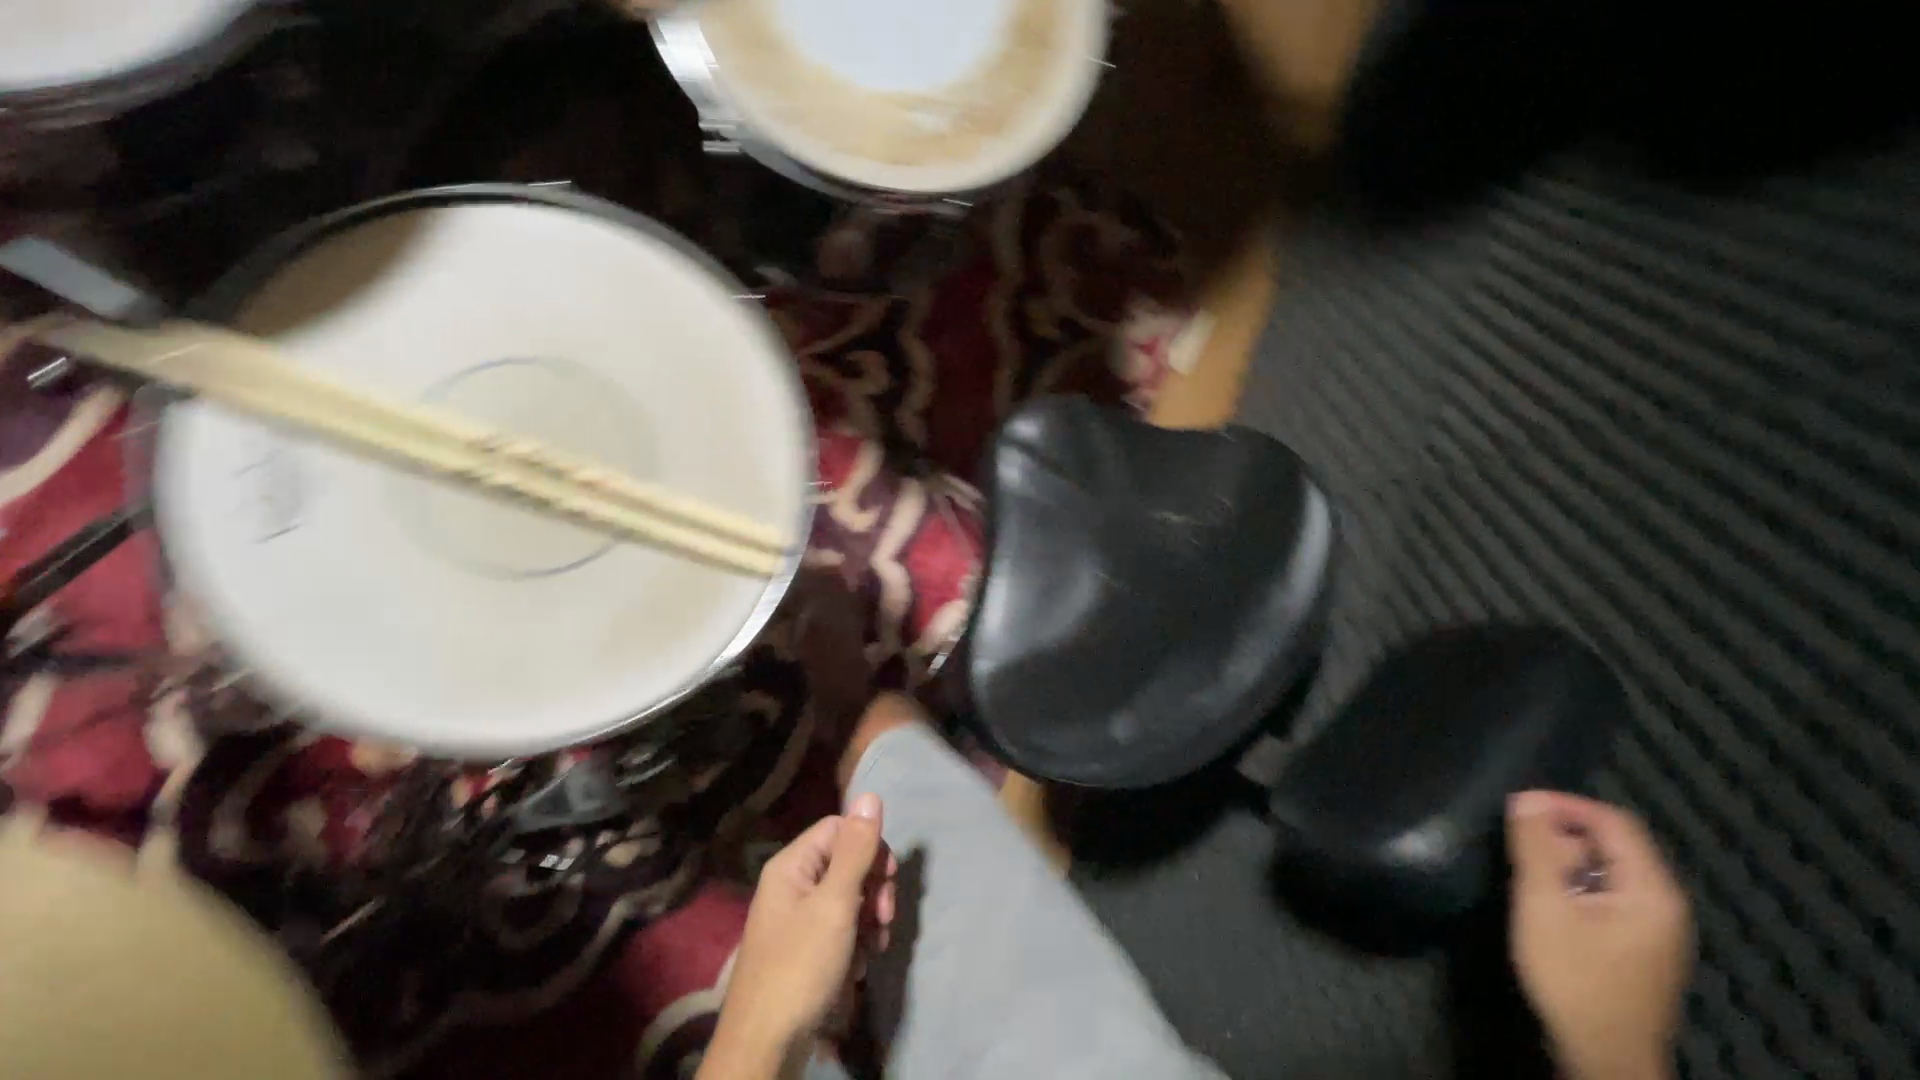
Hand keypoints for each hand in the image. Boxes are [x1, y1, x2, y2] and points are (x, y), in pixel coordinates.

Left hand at [701, 794, 897, 1078]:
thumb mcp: (835, 904)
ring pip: (848, 899)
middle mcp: (791, 885)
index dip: (870, 847)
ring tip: (873, 948)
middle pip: (847, 863)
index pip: (840, 828)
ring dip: (869, 920)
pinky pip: (840, 930)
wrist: (766, 1043)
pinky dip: (856, 944)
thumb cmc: (800, 966)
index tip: (888, 877)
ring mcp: (796, 920)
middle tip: (884, 918)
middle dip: (873, 888)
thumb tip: (870, 794)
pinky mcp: (804, 951)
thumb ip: (856, 850)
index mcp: (792, 865)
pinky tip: (857, 966)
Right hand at [1507, 791, 1692, 1079]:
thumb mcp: (1544, 907)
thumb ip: (1536, 849)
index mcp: (1652, 890)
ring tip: (1525, 875)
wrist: (1603, 1059)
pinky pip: (1608, 898)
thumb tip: (1525, 797)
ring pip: (1608, 873)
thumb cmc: (1573, 979)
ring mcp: (1655, 930)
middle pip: (1614, 845)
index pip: (1614, 822)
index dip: (1564, 805)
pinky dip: (1575, 888)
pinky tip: (1546, 905)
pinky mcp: (1639, 949)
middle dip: (1562, 836)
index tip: (1516, 807)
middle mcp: (1664, 904)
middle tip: (1517, 847)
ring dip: (1565, 863)